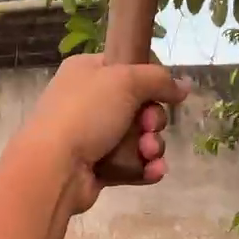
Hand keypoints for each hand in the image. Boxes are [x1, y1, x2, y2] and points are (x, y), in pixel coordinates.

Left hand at [9, 54, 192, 213]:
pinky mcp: (97, 165)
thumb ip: (158, 79)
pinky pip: (131, 163)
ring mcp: (91, 134)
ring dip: (152, 145)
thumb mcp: (125, 81)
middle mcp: (88, 100)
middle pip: (138, 105)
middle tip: (148, 126)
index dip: (148, 80)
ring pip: (138, 136)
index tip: (161, 91)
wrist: (54, 165)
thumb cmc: (86, 112)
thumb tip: (184, 84)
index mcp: (87, 71)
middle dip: (152, 119)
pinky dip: (144, 167)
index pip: (127, 67)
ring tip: (148, 152)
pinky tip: (152, 171)